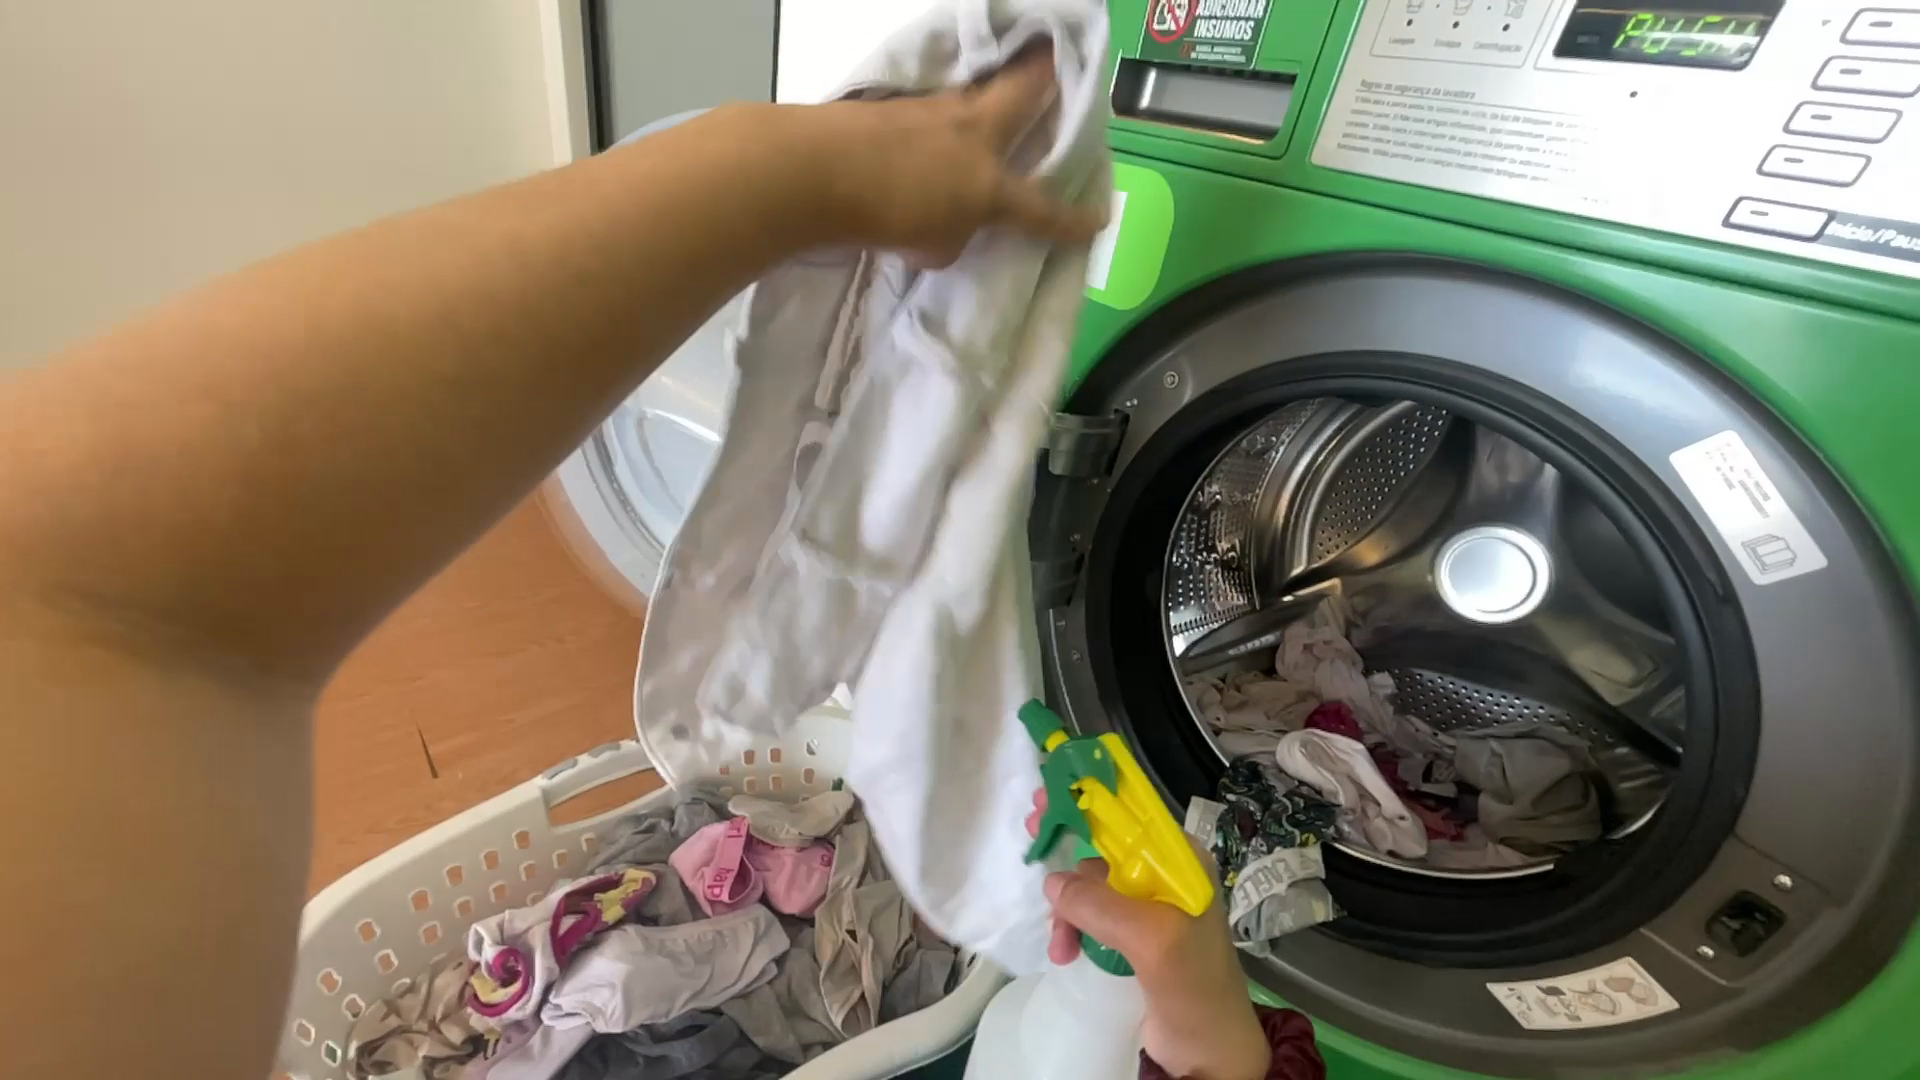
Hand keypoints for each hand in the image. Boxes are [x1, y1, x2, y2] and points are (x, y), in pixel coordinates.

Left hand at [781, 46, 1107, 264]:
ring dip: (1001, 84)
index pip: (1041, 209)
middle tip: (1063, 64)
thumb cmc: (886, 219)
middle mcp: (973, 132)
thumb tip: (952, 220)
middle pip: (1029, 85)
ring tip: (1004, 92)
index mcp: (989, 182)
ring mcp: (936, 108)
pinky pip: (942, 100)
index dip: (1071, 220)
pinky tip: (943, 120)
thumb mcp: (935, 247)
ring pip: (984, 85)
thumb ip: (956, 232)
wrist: (820, 172)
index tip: (1096, 221)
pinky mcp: (901, 102)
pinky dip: (953, 107)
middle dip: (1054, 73)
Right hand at [1028, 790, 1272, 1079]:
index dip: (1091, 799)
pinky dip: (1070, 927)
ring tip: (1060, 940)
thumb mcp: (1152, 940)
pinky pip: (1087, 912)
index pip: (1132, 815)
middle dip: (1069, 839)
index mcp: (1180, 861)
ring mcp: (1145, 904)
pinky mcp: (1129, 933)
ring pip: (1089, 882)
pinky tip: (1065, 949)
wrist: (1209, 1054)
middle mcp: (1163, 873)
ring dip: (1067, 906)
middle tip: (1033, 828)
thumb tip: (1052, 882)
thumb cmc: (1194, 986)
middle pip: (1105, 841)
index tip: (1053, 790)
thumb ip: (1101, 906)